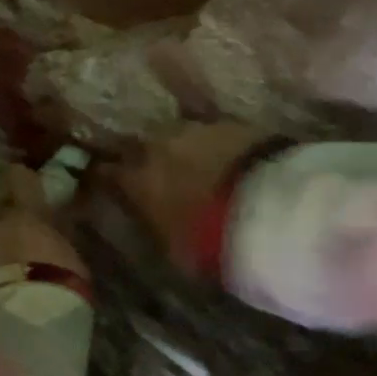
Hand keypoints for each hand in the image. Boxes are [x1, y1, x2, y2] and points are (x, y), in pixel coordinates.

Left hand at [0, 165, 87, 285]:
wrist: (24, 318)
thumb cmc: (59, 281)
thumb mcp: (71, 254)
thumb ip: (58, 234)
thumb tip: (57, 223)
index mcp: (25, 212)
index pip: (18, 178)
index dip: (21, 179)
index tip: (23, 179)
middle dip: (7, 226)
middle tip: (21, 245)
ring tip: (8, 275)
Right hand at [107, 122, 268, 267]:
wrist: (273, 207)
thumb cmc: (212, 239)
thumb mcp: (174, 252)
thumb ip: (155, 231)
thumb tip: (148, 224)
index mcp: (136, 179)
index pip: (105, 173)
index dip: (104, 179)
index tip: (104, 186)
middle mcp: (158, 145)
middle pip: (140, 146)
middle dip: (142, 159)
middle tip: (153, 176)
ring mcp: (196, 128)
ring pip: (177, 137)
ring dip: (180, 151)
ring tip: (193, 168)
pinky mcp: (233, 123)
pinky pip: (212, 135)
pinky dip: (212, 148)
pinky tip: (224, 162)